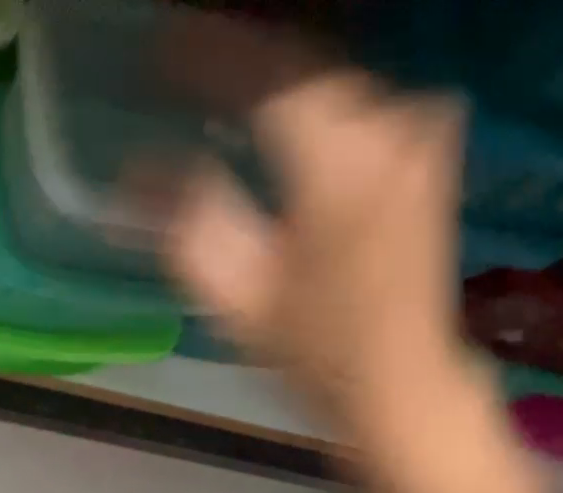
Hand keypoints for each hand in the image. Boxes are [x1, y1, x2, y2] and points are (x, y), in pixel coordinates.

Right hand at [153, 22, 473, 439]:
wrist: (402, 378)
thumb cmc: (310, 351)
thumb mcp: (234, 298)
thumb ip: (186, 223)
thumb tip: (134, 168)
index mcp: (340, 171)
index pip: (272, 77)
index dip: (211, 53)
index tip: (157, 44)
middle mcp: (393, 131)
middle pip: (304, 64)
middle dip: (237, 52)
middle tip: (173, 53)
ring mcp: (421, 132)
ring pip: (332, 74)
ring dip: (271, 69)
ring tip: (210, 70)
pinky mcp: (429, 142)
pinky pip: (357, 93)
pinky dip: (309, 89)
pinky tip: (269, 101)